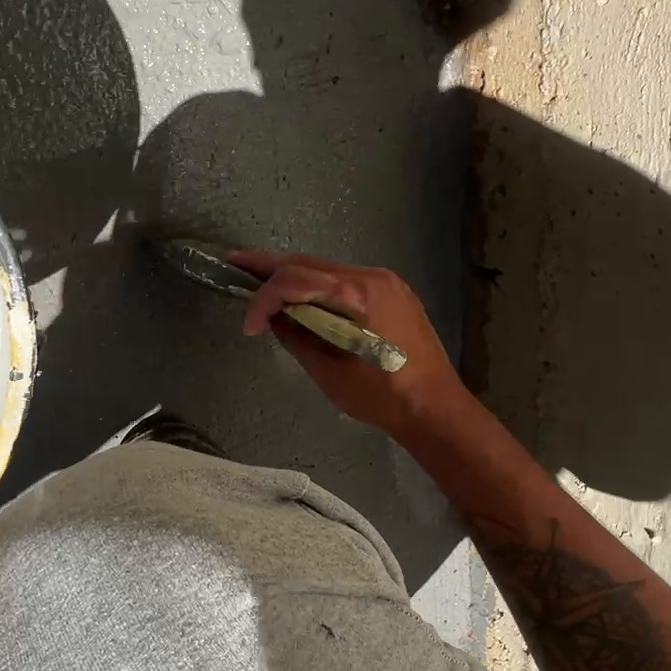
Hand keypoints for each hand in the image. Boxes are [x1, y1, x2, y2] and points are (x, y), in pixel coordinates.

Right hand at [231, 250, 470, 437]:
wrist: (435, 407)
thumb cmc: (382, 396)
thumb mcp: (329, 372)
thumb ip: (298, 338)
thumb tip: (274, 318)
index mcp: (358, 294)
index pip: (295, 280)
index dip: (263, 298)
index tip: (248, 327)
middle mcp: (372, 277)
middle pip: (309, 263)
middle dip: (269, 266)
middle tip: (234, 264)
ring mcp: (385, 281)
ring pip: (325, 268)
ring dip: (291, 275)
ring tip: (258, 279)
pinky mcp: (390, 291)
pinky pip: (343, 279)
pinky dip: (316, 284)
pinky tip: (298, 294)